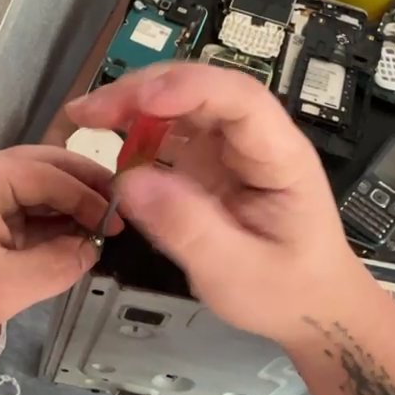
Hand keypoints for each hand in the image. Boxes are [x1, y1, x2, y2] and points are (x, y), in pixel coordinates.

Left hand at [0, 145, 118, 357]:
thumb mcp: (8, 286)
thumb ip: (59, 264)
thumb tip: (95, 247)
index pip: (51, 175)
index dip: (89, 197)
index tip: (121, 222)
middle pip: (44, 165)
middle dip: (83, 185)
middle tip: (121, 208)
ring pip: (34, 182)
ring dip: (67, 200)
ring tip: (103, 222)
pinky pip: (20, 200)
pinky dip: (46, 214)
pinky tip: (72, 231)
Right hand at [65, 63, 369, 344]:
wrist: (308, 306)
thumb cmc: (286, 291)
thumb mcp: (236, 273)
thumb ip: (186, 228)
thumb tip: (129, 183)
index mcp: (279, 157)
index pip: (240, 100)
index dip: (189, 89)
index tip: (139, 100)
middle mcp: (253, 139)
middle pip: (201, 90)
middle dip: (143, 91)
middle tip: (89, 111)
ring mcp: (227, 147)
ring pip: (179, 102)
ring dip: (132, 102)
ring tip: (86, 116)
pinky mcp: (205, 160)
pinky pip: (168, 129)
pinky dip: (134, 127)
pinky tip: (106, 135)